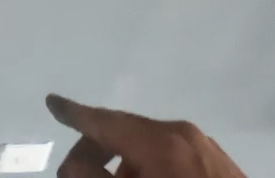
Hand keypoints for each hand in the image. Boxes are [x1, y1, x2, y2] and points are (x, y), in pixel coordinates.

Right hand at [47, 94, 248, 177]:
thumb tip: (75, 166)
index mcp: (163, 142)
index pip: (108, 121)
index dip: (76, 115)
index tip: (52, 103)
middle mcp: (184, 136)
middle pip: (126, 133)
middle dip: (96, 154)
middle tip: (74, 176)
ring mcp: (208, 152)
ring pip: (150, 150)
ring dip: (123, 168)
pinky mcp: (222, 170)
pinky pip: (173, 162)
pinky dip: (149, 172)